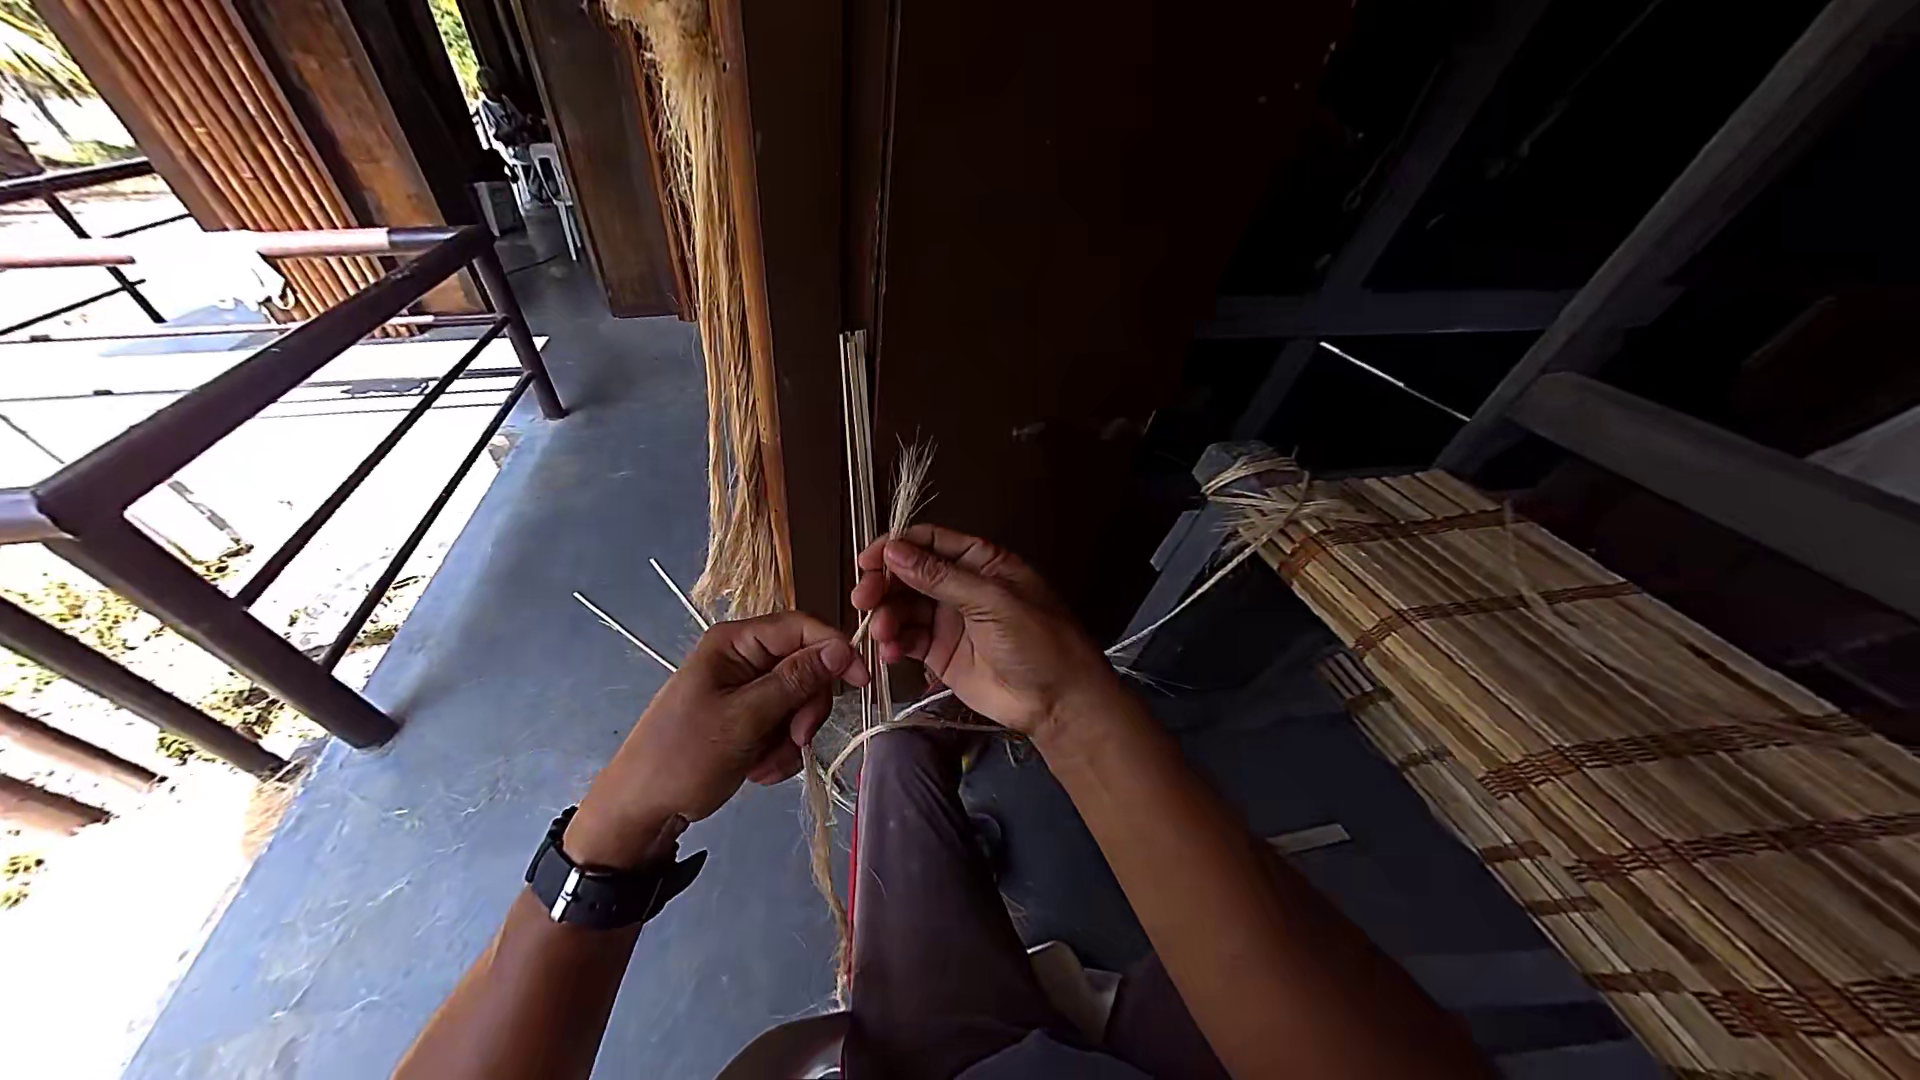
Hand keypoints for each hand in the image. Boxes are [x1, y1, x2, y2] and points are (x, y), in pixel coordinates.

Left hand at [567, 611, 868, 868]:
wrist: (638, 814)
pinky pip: (785, 724)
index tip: (862, 681)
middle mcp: (744, 658)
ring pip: (799, 701)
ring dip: (791, 737)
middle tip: (797, 739)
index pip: (801, 628)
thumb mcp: (745, 718)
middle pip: (806, 667)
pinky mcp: (748, 717)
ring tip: (765, 764)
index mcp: (735, 642)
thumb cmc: (683, 758)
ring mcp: (746, 689)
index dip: (836, 650)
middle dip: (806, 708)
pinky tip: (758, 769)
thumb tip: (843, 647)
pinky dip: (780, 750)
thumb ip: (796, 680)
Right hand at [850, 524, 1121, 738]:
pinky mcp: (941, 651)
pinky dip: (893, 643)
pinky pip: (908, 639)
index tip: (869, 560)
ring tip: (882, 632)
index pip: (930, 542)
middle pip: (909, 574)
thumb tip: (897, 552)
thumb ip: (942, 577)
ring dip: (885, 616)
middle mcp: (961, 586)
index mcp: (981, 562)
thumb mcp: (993, 602)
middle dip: (883, 583)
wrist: (1058, 702)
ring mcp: (949, 619)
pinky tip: (891, 652)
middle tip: (864, 598)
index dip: (896, 547)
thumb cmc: (1042, 643)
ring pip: (903, 607)